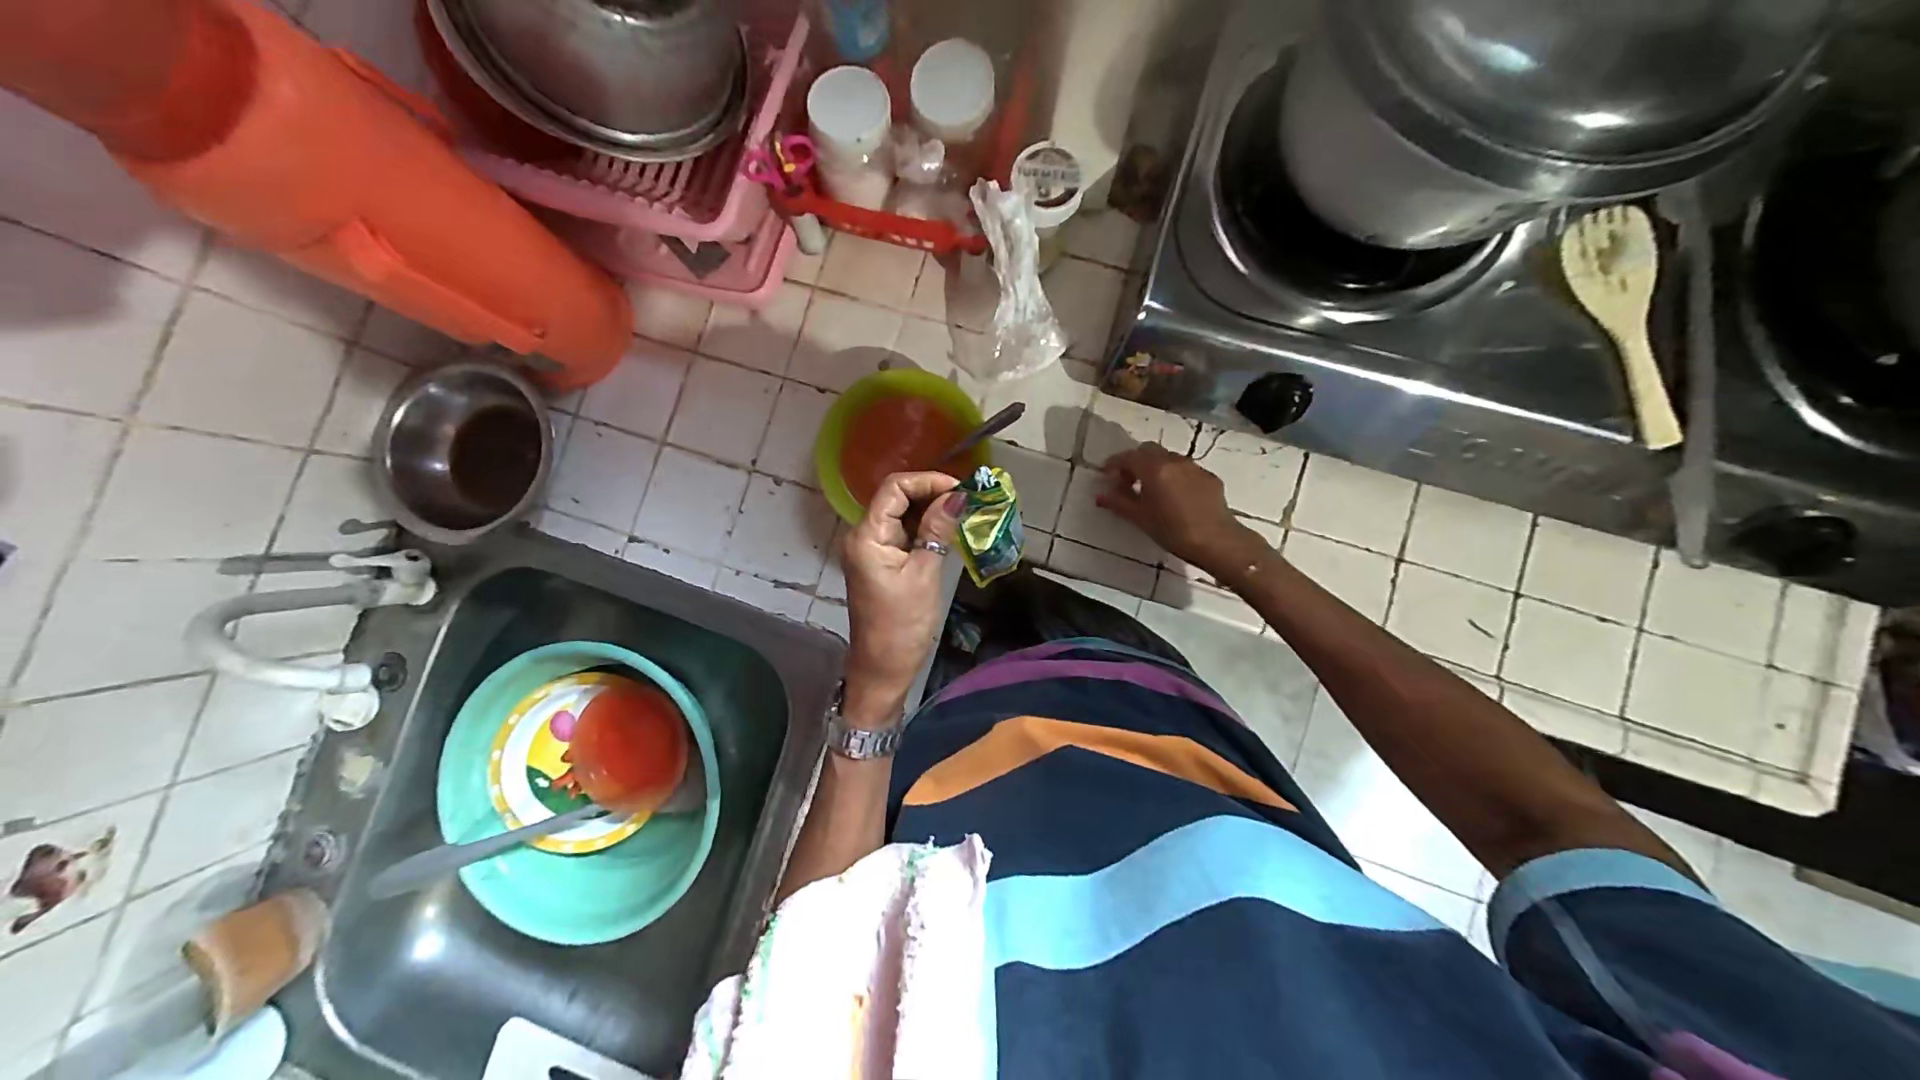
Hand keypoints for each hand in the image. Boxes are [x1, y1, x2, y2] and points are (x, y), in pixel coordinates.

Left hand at [840, 472, 966, 725]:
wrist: (882, 668)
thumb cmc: (903, 625)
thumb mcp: (925, 574)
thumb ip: (938, 530)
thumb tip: (958, 495)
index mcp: (867, 536)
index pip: (894, 488)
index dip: (927, 481)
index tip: (960, 489)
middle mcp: (863, 536)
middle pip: (895, 497)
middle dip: (931, 492)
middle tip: (967, 500)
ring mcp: (870, 548)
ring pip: (900, 513)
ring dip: (930, 508)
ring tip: (963, 511)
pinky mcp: (880, 561)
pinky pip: (902, 532)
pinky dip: (924, 527)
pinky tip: (947, 529)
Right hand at [1096, 444, 1271, 579]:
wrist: (1217, 541)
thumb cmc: (1173, 531)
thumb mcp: (1140, 518)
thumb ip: (1119, 502)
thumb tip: (1101, 495)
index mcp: (1154, 468)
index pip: (1128, 456)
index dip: (1114, 464)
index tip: (1107, 476)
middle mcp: (1174, 461)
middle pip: (1149, 450)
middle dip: (1135, 462)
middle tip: (1128, 482)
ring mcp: (1194, 467)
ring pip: (1168, 458)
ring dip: (1155, 468)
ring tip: (1151, 490)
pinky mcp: (1209, 478)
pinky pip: (1185, 470)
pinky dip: (1174, 476)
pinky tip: (1174, 497)